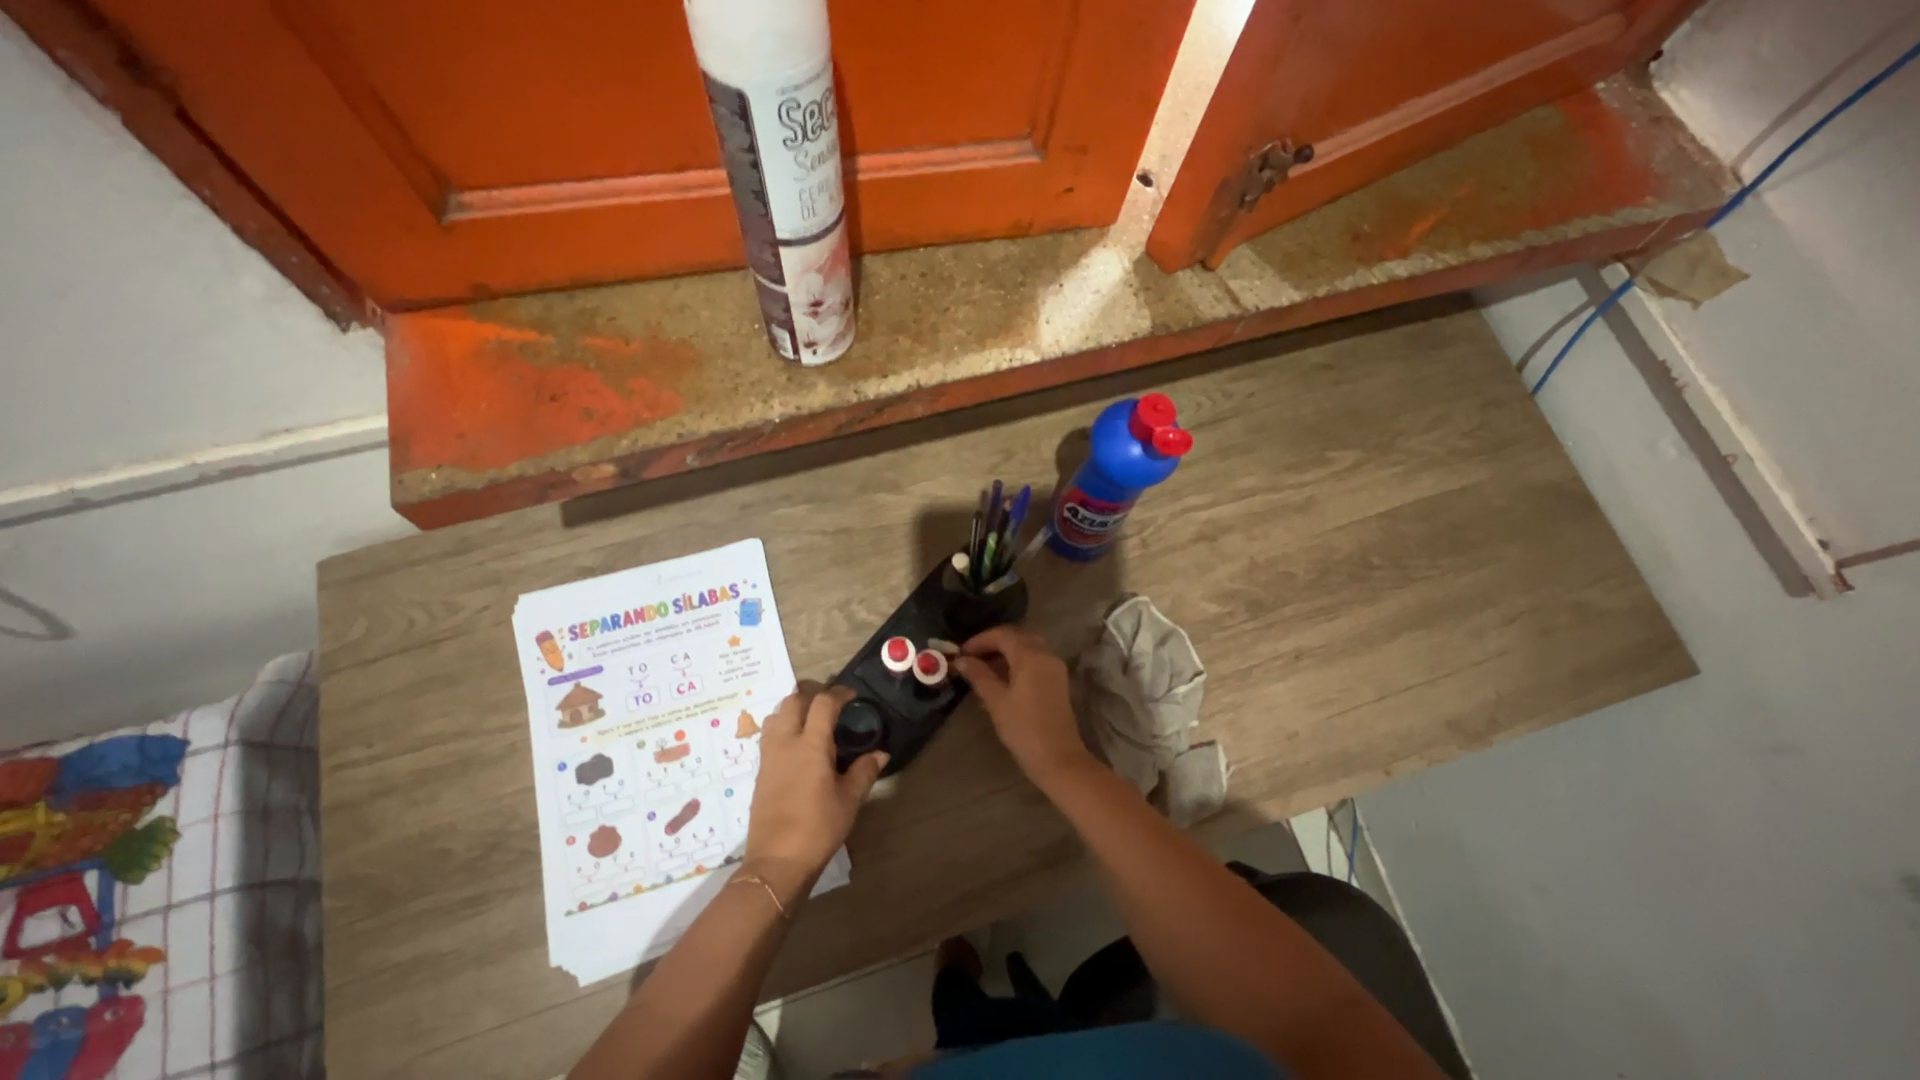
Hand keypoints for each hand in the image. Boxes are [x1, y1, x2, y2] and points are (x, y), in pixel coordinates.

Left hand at [744, 683, 886, 904]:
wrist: (777, 860)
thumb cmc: (818, 828)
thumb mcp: (849, 800)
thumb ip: (864, 771)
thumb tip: (880, 753)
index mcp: (810, 745)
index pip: (822, 704)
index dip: (838, 694)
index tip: (852, 696)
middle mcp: (785, 743)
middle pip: (792, 701)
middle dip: (811, 695)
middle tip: (830, 706)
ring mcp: (768, 757)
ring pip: (775, 716)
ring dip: (792, 710)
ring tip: (811, 723)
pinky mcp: (760, 772)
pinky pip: (768, 737)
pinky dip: (782, 729)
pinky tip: (797, 748)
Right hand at [952, 627, 1094, 789]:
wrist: (1058, 758)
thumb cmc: (1023, 729)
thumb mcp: (996, 701)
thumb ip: (979, 676)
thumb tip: (962, 660)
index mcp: (1031, 656)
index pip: (1002, 635)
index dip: (980, 640)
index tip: (961, 653)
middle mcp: (1046, 655)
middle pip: (1017, 637)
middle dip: (993, 643)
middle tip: (971, 658)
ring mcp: (1055, 667)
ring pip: (1028, 648)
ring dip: (1006, 652)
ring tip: (983, 669)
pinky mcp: (1058, 681)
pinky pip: (1036, 660)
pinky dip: (1018, 662)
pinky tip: (1002, 678)